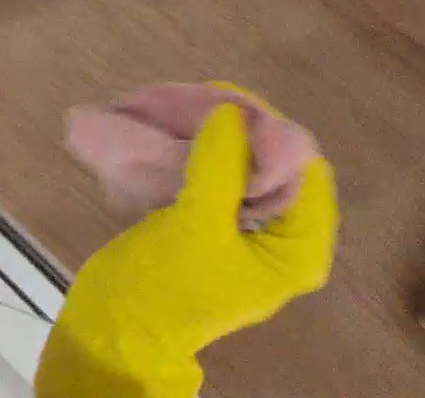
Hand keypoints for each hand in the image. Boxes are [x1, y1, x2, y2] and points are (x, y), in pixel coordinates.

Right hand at [36, 102, 338, 396]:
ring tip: (175, 111)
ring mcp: (240, 230)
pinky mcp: (204, 224)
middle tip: (192, 102)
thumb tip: (230, 111)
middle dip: (236, 130)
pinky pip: (210, 176)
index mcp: (297, 248)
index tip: (222, 101)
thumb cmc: (168, 283)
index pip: (305, 170)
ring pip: (238, 167)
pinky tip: (165, 135)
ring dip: (210, 137)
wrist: (118, 323)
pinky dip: (192, 152)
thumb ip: (219, 168)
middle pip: (272, 166)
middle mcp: (278, 237)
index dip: (270, 131)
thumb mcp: (197, 225)